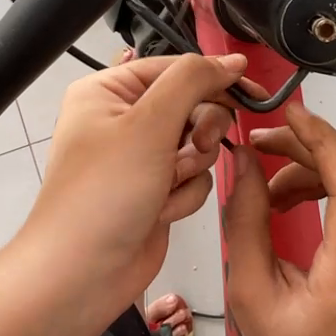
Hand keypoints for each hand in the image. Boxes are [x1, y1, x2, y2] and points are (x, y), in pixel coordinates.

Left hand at [21, 53, 247, 309]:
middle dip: (199, 132)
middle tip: (194, 147)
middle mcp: (124, 118)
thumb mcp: (150, 123)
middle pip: (194, 105)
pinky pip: (194, 177)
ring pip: (199, 144)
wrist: (82, 274)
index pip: (177, 68)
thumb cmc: (106, 192)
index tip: (253, 94)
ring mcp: (141, 157)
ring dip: (190, 168)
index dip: (215, 79)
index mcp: (110, 91)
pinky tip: (161, 211)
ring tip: (164, 188)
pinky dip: (184, 195)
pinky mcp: (156, 190)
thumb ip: (194, 80)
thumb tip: (234, 60)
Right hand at [224, 103, 335, 335]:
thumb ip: (246, 222)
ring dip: (310, 166)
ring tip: (266, 189)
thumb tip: (246, 159)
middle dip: (307, 146)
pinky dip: (321, 183)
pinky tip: (286, 199)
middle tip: (260, 142)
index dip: (326, 145)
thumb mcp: (248, 291)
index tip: (291, 115)